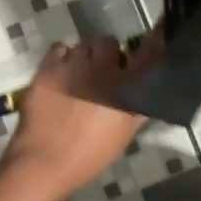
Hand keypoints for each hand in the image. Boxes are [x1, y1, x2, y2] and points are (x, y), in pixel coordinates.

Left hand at [0, 35, 153, 198]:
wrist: (45, 163)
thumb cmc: (89, 156)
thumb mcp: (123, 135)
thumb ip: (138, 110)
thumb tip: (148, 93)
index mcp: (126, 88)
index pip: (149, 52)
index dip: (154, 41)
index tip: (155, 37)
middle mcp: (103, 70)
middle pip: (109, 43)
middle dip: (107, 54)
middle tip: (102, 71)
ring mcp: (73, 67)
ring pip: (82, 45)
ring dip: (83, 56)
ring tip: (78, 74)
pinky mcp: (48, 69)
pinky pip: (58, 49)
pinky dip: (61, 57)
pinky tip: (60, 73)